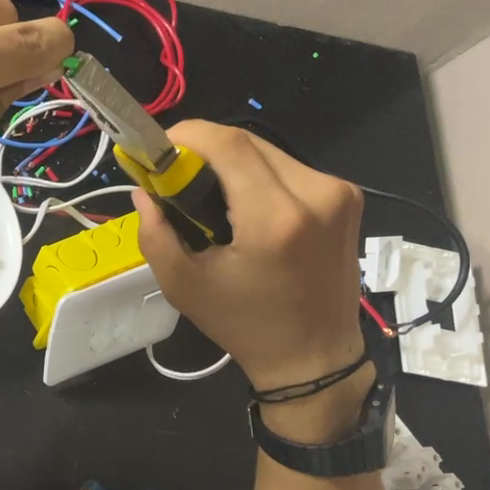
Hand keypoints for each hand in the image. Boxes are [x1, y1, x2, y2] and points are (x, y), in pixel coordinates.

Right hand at [133, 121, 365, 391]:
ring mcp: (337, 191)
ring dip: (230, 164)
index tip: (158, 150)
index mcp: (274, 219)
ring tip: (206, 197)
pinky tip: (241, 208)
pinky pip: (289, 168)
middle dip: (203, 150)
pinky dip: (256, 177)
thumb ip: (156, 235)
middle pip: (248, 142)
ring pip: (268, 152)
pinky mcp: (347, 196)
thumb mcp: (183, 286)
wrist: (314, 354)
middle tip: (174, 177)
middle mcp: (315, 193)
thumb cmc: (243, 326)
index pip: (229, 145)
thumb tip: (143, 193)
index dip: (188, 135)